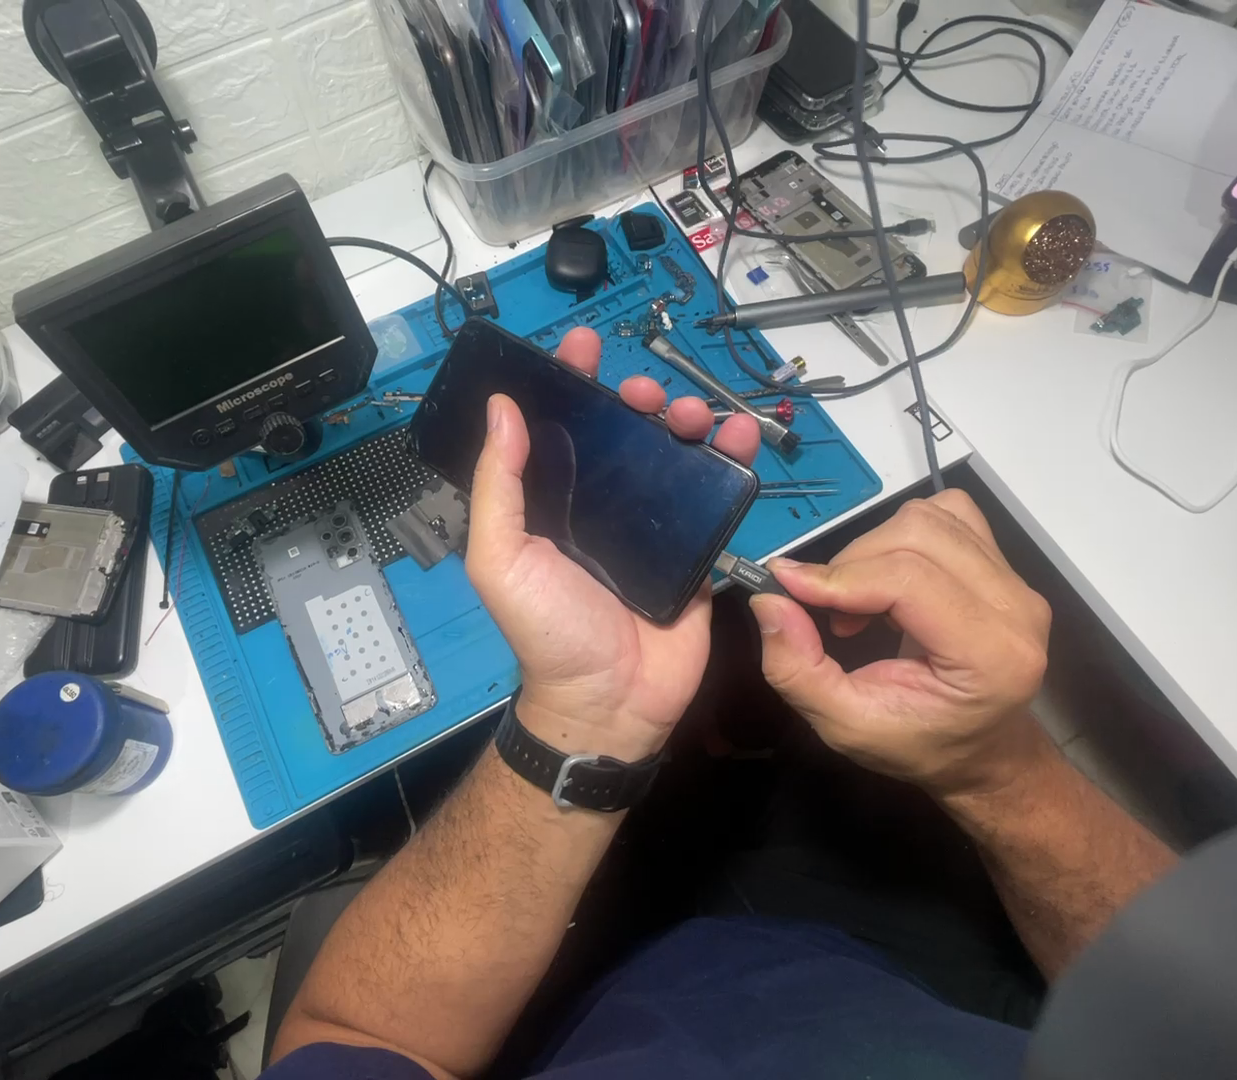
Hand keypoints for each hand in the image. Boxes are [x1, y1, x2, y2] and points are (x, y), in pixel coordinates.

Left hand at [466, 327, 760, 763]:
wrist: (610, 699)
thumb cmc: (547, 629)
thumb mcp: (500, 559)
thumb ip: (497, 486)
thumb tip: (501, 409)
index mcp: (551, 503)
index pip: (559, 430)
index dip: (570, 385)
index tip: (584, 346)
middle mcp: (600, 505)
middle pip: (622, 433)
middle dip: (635, 399)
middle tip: (644, 392)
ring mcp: (650, 525)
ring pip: (671, 454)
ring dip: (683, 420)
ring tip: (689, 413)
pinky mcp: (694, 547)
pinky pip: (714, 494)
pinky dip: (730, 459)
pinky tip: (739, 437)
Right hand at [751, 490, 1053, 799]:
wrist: (979, 751)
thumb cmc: (916, 742)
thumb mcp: (842, 725)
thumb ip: (796, 668)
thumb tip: (768, 599)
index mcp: (990, 657)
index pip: (908, 580)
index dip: (838, 576)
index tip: (784, 584)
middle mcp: (1016, 609)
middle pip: (918, 536)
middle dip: (851, 563)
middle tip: (828, 610)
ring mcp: (1016, 581)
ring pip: (928, 518)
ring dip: (873, 549)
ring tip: (859, 600)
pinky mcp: (1003, 563)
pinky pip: (948, 513)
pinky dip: (902, 534)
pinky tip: (890, 575)